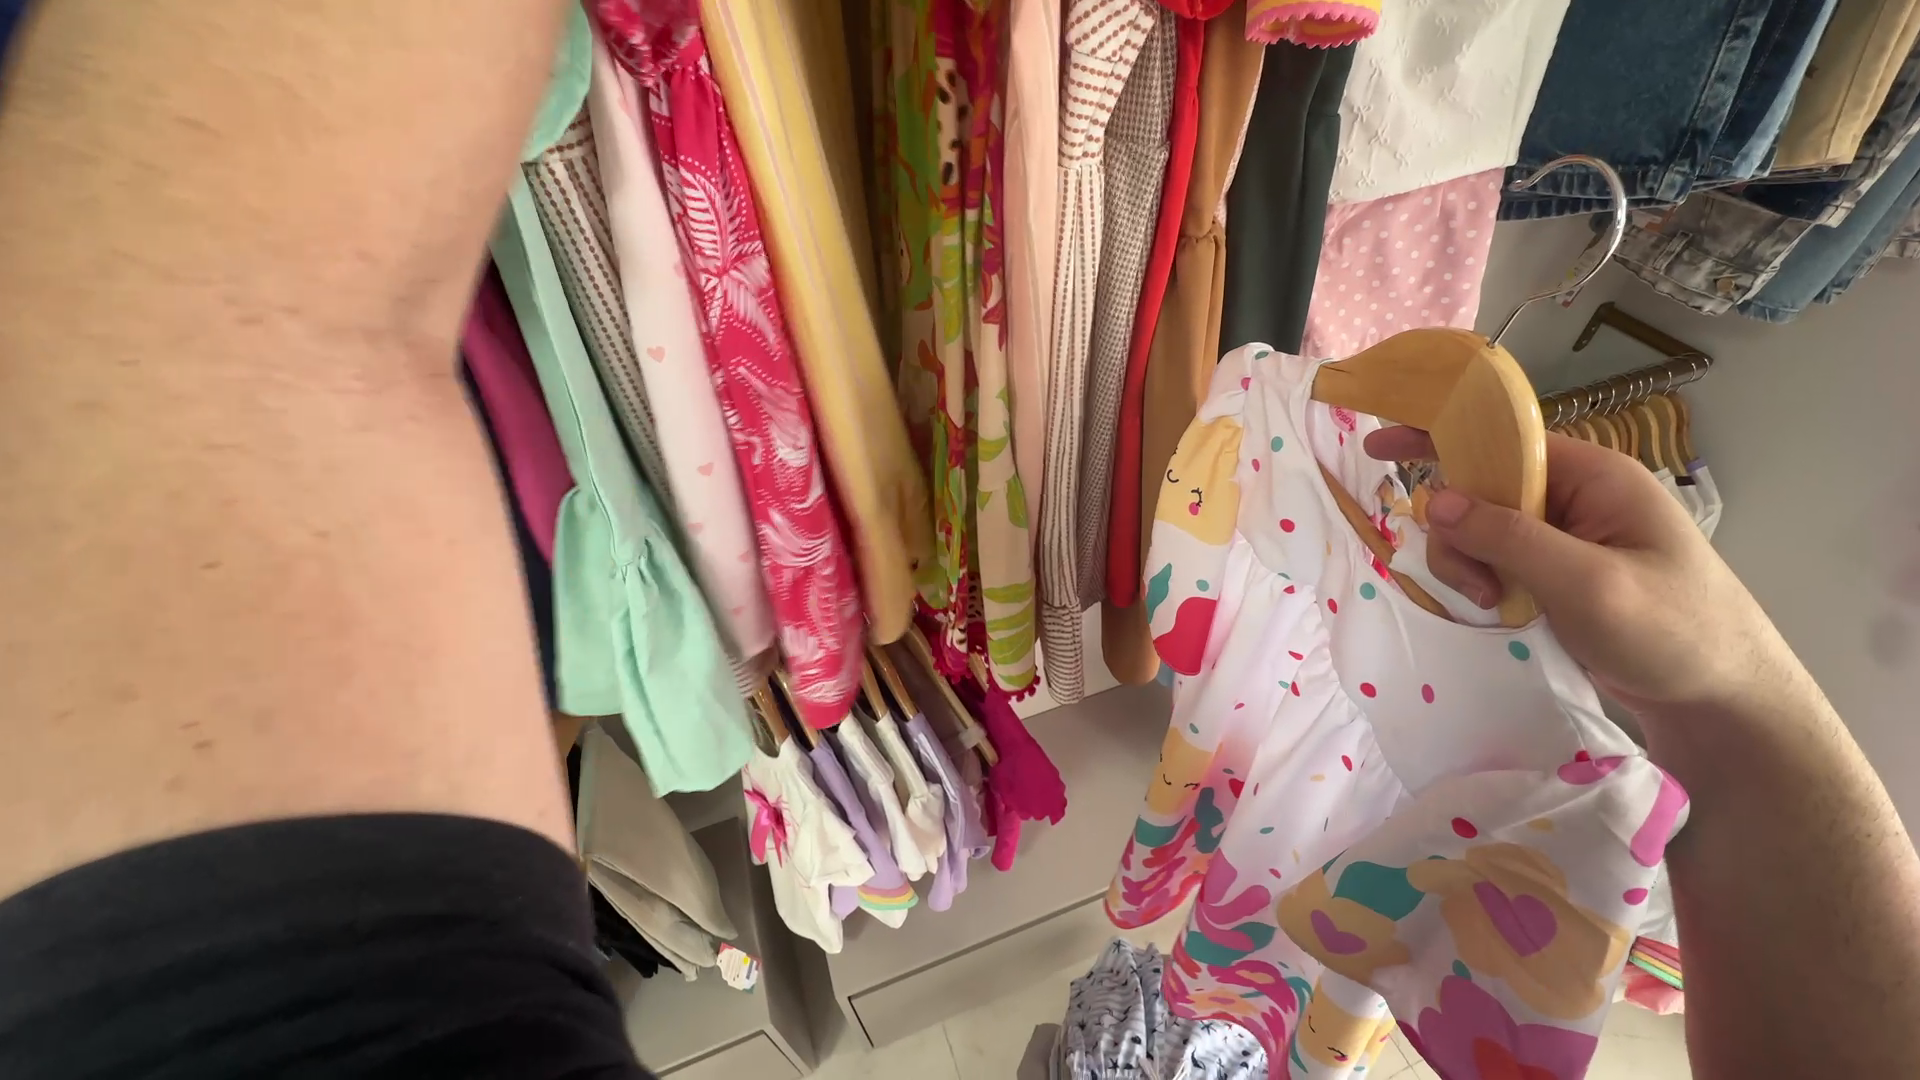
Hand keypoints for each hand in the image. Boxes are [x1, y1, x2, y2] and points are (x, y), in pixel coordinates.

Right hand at [1364, 427, 1795, 712]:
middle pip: (1476, 488)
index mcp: (1592, 476)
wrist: (1716, 701)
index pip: (1501, 438)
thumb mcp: (1586, 582)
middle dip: (1456, 531)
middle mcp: (1570, 496)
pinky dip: (1478, 580)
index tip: (1377, 444)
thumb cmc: (1671, 632)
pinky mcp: (1548, 567)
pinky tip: (1499, 608)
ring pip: (1473, 528)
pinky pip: (1488, 557)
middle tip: (1471, 582)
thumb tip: (1434, 501)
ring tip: (1494, 603)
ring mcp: (1558, 534)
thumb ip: (1508, 537)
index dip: (1439, 435)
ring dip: (1465, 564)